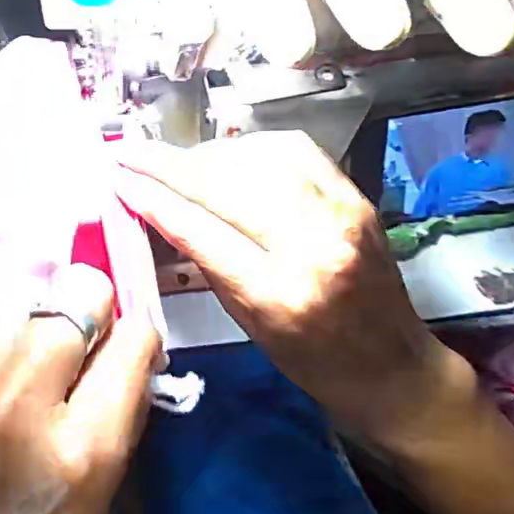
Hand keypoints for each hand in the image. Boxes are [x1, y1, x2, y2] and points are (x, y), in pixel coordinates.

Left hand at [0, 265, 162, 513]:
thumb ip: (108, 421)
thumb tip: (119, 351)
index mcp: (75, 454)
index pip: (128, 340)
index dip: (131, 335)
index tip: (123, 337)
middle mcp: (7, 405)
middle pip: (65, 306)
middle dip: (77, 322)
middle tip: (66, 354)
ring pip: (3, 320)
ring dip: (16, 345)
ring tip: (3, 390)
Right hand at [113, 133, 476, 452]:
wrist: (395, 367)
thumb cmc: (311, 359)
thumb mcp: (243, 320)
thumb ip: (202, 258)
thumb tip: (158, 206)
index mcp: (278, 295)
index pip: (198, 229)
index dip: (151, 197)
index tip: (119, 177)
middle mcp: (313, 247)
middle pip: (223, 185)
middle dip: (167, 164)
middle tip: (132, 152)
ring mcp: (339, 213)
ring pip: (254, 158)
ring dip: (205, 154)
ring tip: (177, 162)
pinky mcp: (354, 195)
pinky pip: (292, 149)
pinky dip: (250, 146)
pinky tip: (228, 155)